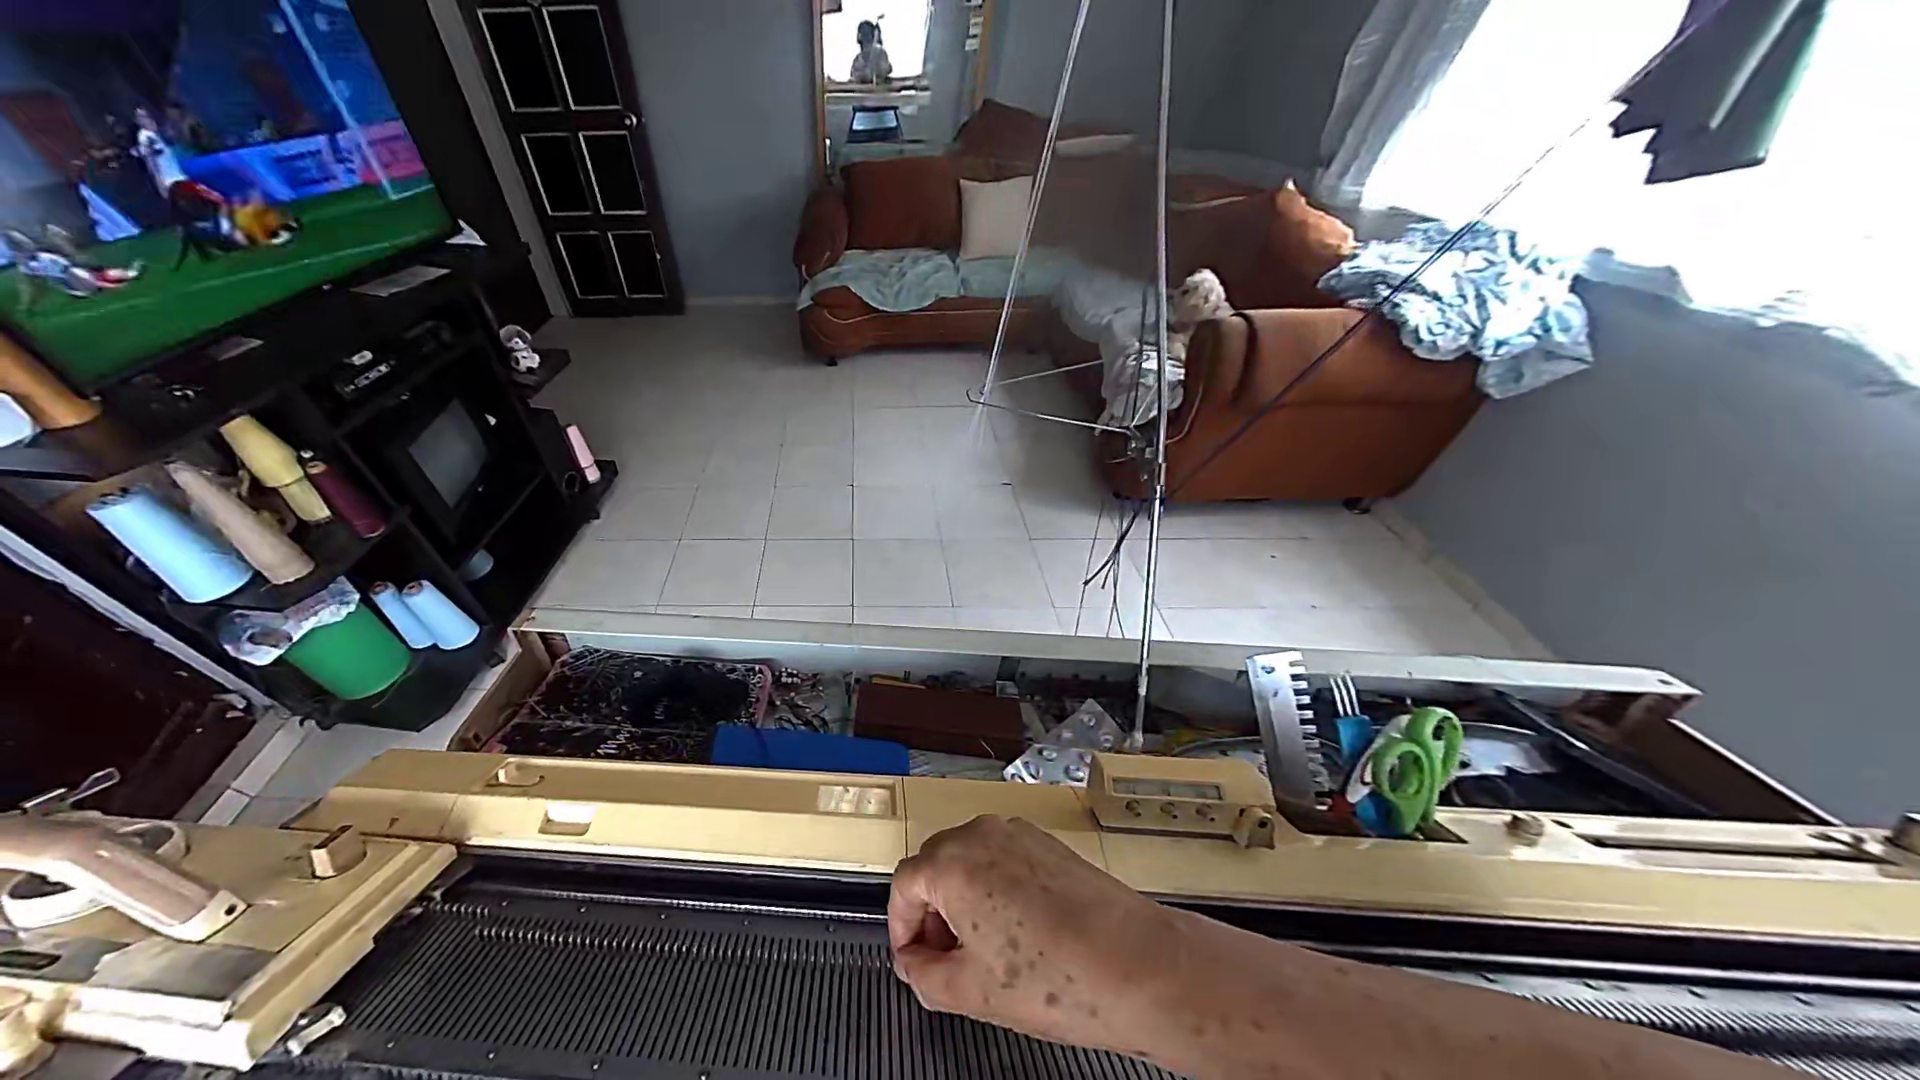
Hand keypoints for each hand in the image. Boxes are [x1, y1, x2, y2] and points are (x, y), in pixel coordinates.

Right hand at [886, 815, 1183, 1053]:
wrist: (1134, 963)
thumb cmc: (1060, 976)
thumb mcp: (969, 993)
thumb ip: (922, 975)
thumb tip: (915, 963)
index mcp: (953, 864)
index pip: (903, 885)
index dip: (901, 927)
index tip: (911, 957)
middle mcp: (982, 835)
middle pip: (934, 866)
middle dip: (931, 912)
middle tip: (943, 958)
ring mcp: (1016, 834)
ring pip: (969, 859)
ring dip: (962, 898)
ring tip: (983, 950)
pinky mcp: (1044, 841)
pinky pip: (1001, 857)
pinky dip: (994, 886)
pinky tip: (1015, 930)